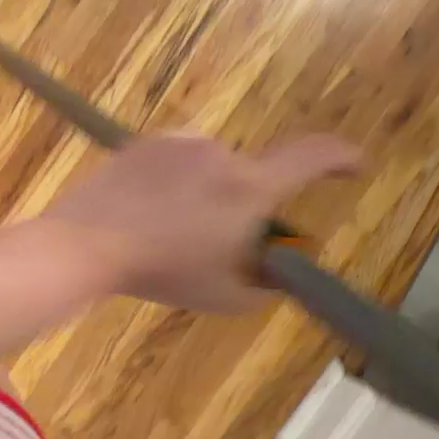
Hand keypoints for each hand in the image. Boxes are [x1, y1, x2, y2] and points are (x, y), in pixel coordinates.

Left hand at [41, 133, 361, 313]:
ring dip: (202, 190)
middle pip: (247, 173)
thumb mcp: (225, 295)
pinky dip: (168, 181)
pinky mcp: (136, 144)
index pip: (313, 155)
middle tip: (213, 237)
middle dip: (242, 201)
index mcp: (249, 185)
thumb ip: (265, 284)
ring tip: (168, 226)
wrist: (82, 243)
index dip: (342, 157)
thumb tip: (277, 273)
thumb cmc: (159, 271)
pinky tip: (144, 209)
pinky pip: (169, 161)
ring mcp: (172, 143)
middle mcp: (216, 152)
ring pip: (206, 166)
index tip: (356, 164)